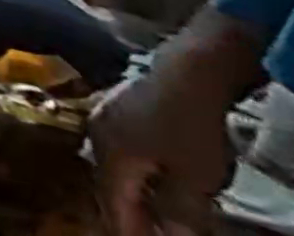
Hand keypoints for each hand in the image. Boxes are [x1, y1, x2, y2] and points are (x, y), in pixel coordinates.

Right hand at [91, 15, 257, 234]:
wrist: (189, 74)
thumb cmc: (190, 129)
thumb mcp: (196, 179)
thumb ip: (180, 212)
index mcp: (109, 154)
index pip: (112, 203)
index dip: (126, 230)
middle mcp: (96, 136)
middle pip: (108, 183)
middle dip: (125, 211)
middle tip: (143, 232)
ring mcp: (104, 118)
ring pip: (113, 165)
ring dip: (129, 191)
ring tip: (146, 213)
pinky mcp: (116, 110)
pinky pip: (120, 150)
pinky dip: (132, 172)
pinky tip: (147, 178)